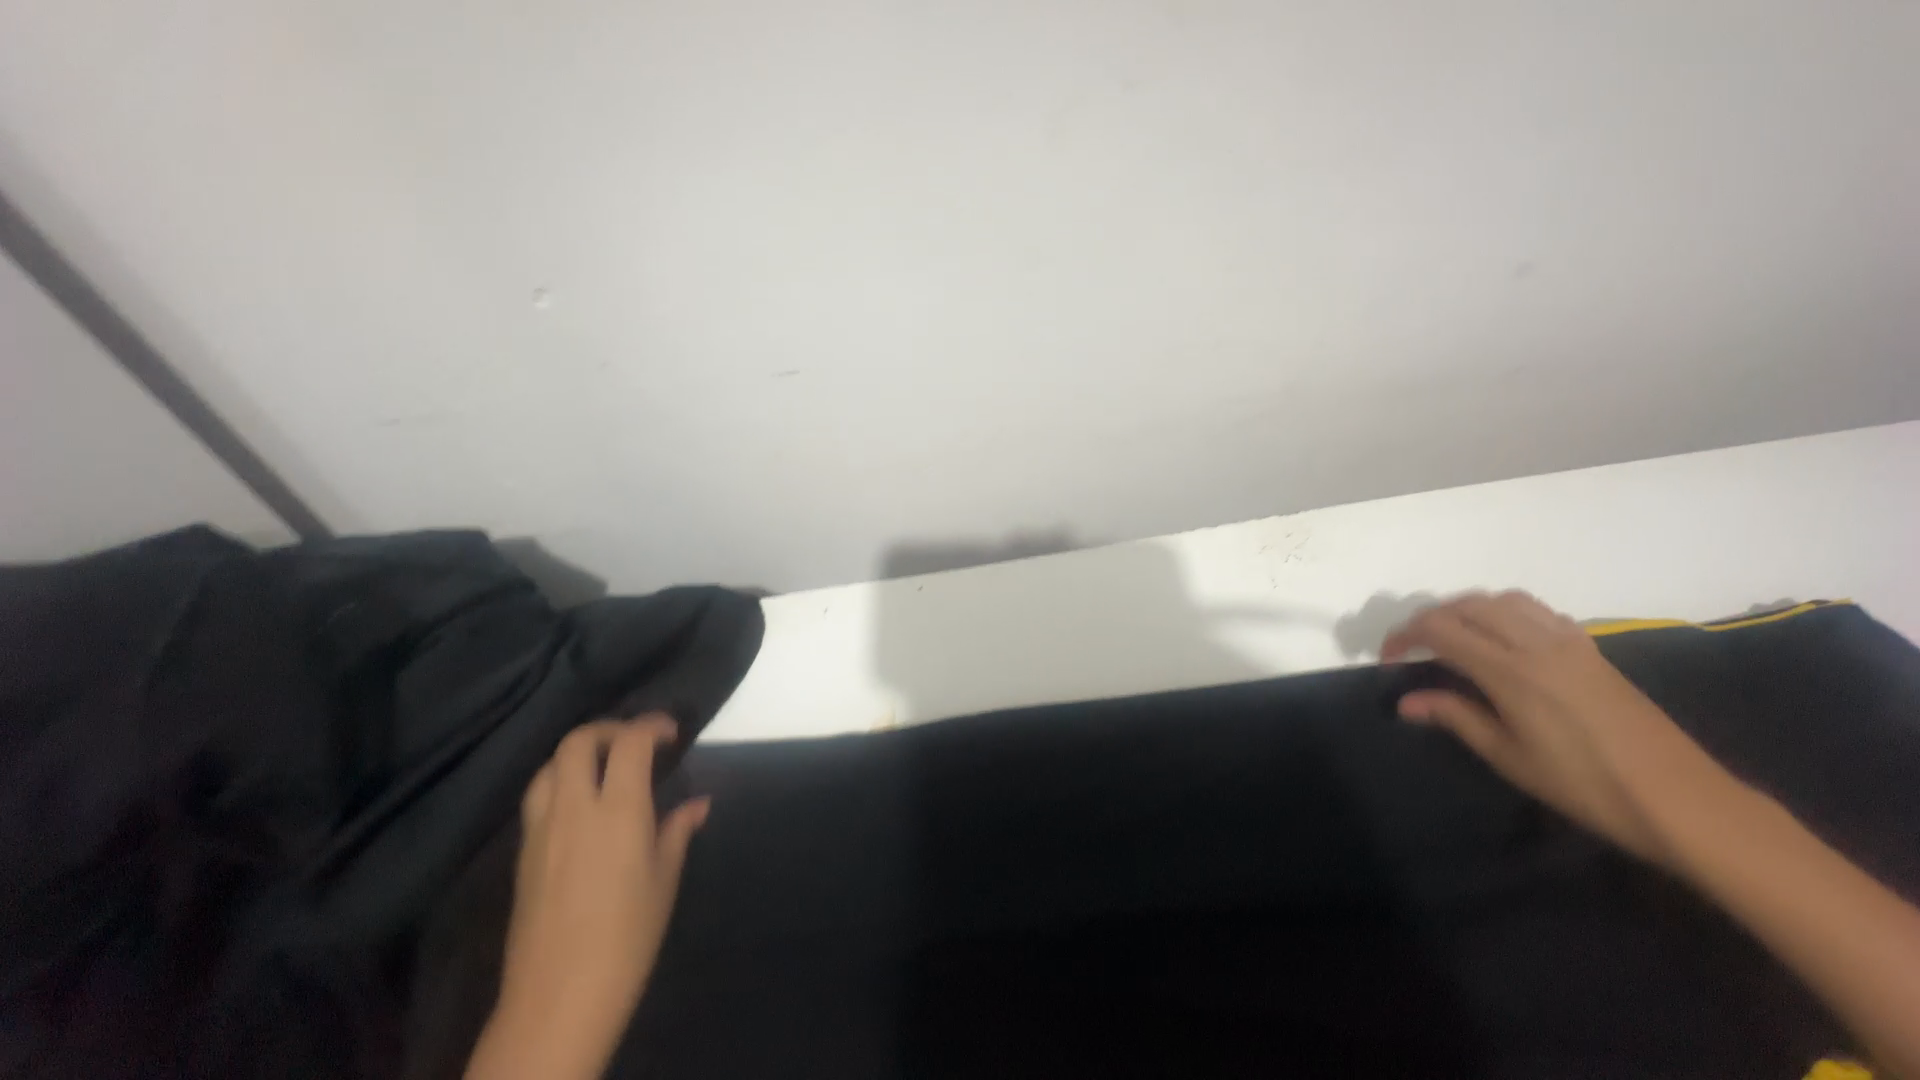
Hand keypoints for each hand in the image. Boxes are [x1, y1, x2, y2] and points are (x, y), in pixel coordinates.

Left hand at [465, 715, 709, 1079]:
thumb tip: (698, 803)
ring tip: (605, 768)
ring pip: (550, 765)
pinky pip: (539, 796)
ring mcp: (542, 828)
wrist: (559, 994)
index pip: (630, 743)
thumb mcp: (664, 881)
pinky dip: (560, 782)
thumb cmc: (628, 937)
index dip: (651, 726)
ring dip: (579, 753)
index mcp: (618, 810)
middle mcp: (574, 807)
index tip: (671, 732)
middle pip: (579, 741)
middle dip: (610, 729)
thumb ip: (677, 832)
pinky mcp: (523, 850)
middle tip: (636, 742)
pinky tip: (580, 805)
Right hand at [1381, 591, 1722, 866]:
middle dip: (1431, 618)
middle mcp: (1535, 643)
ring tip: (1452, 637)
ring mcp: (1568, 641)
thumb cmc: (1583, 785)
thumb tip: (1407, 701)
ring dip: (1468, 609)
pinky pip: (1536, 611)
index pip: (1440, 630)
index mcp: (1510, 671)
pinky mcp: (1591, 648)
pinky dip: (1505, 612)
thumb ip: (1456, 717)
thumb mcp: (1509, 757)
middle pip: (1468, 606)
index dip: (1405, 637)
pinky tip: (1502, 639)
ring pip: (1503, 600)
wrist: (1677, 797)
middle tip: (1413, 647)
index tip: (1389, 661)